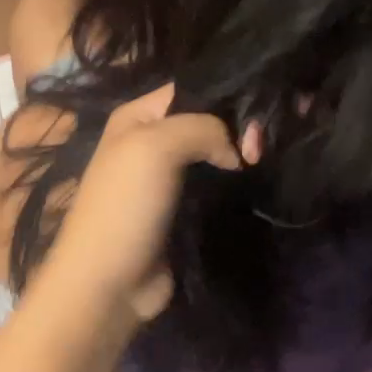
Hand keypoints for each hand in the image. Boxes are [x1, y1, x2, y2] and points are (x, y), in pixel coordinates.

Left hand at [38, 84, 253, 320]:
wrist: (109, 283)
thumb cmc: (125, 207)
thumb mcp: (155, 146)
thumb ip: (202, 126)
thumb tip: (237, 148)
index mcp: (138, 116)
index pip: (193, 88)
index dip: (228, 95)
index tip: (261, 113)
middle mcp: (153, 141)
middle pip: (209, 121)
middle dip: (240, 128)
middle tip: (260, 150)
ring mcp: (169, 179)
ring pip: (217, 155)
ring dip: (242, 158)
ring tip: (263, 164)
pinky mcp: (185, 212)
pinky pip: (217, 188)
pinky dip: (237, 185)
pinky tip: (259, 182)